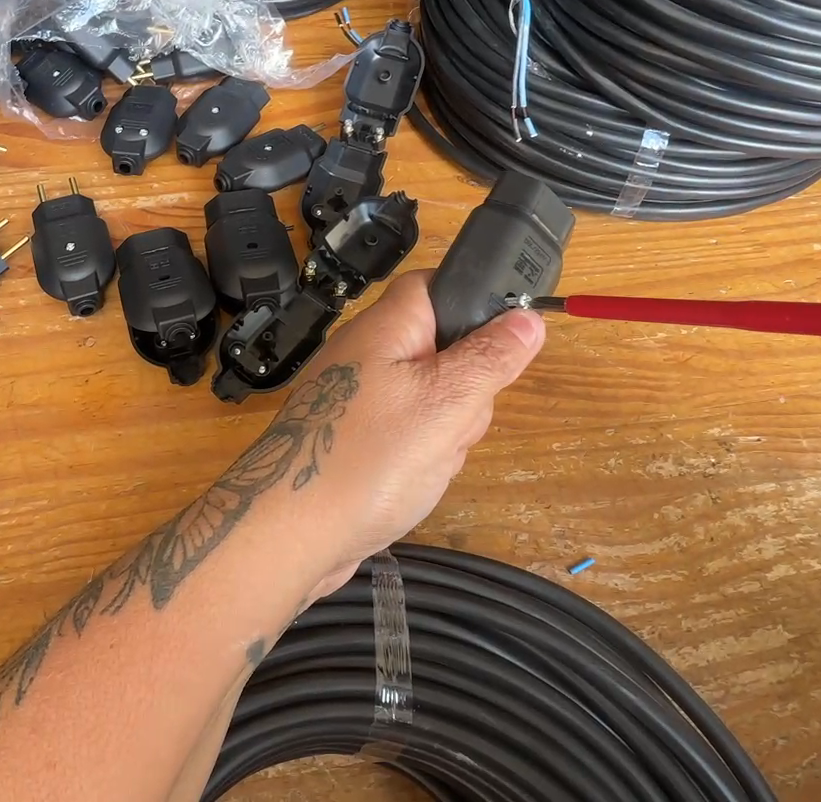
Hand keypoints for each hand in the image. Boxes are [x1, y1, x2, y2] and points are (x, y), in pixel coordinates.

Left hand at [257, 271, 545, 599]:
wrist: (292, 534)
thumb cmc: (368, 459)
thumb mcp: (446, 404)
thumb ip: (489, 359)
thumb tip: (528, 319)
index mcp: (385, 328)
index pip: (432, 286)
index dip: (470, 303)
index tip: (499, 344)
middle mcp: (366, 355)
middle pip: (441, 350)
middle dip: (465, 390)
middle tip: (454, 421)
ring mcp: (357, 398)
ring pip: (430, 400)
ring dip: (445, 432)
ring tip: (427, 459)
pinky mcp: (354, 437)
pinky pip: (406, 433)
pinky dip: (419, 456)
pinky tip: (411, 482)